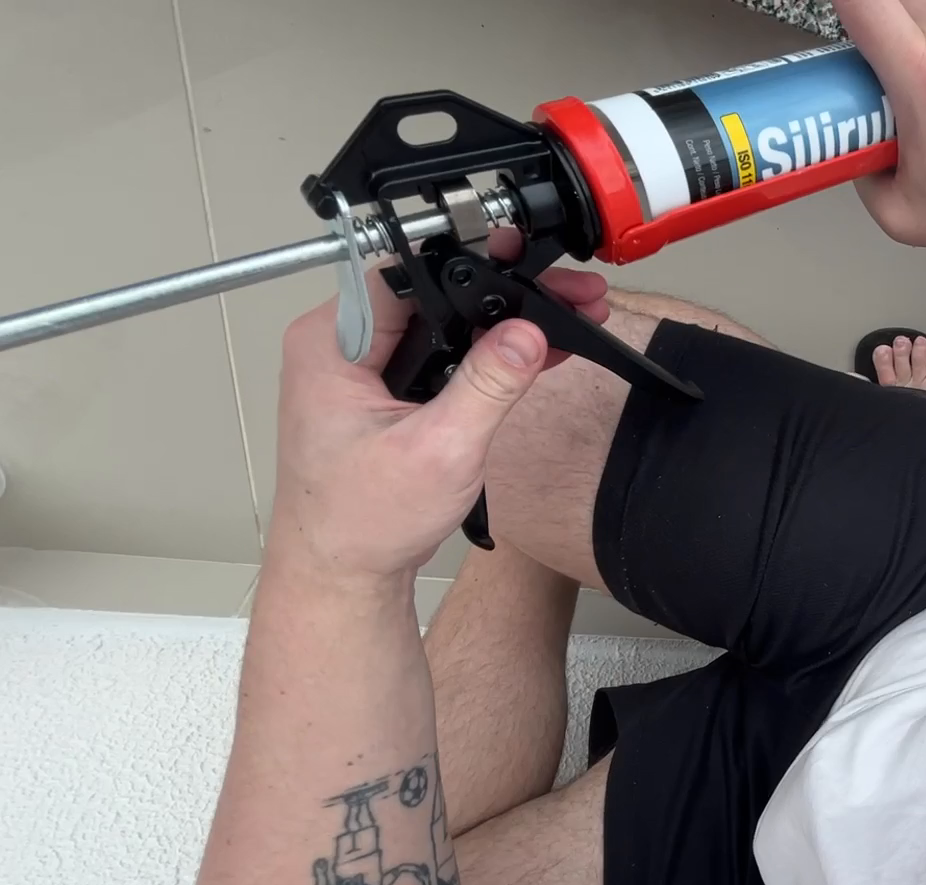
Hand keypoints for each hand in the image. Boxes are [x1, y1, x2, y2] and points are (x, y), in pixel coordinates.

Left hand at [268, 253, 609, 582]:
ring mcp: (374, 370)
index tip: (526, 259)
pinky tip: (542, 352)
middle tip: (571, 296)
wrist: (346, 567)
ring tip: (570, 320)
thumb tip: (524, 334)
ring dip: (510, 326)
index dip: (473, 263)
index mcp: (336, 344)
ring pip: (452, 327)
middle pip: (439, 295)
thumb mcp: (439, 448)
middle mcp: (350, 347)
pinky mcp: (398, 393)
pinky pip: (453, 359)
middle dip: (508, 294)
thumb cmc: (365, 517)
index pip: (408, 275)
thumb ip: (487, 386)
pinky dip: (497, 357)